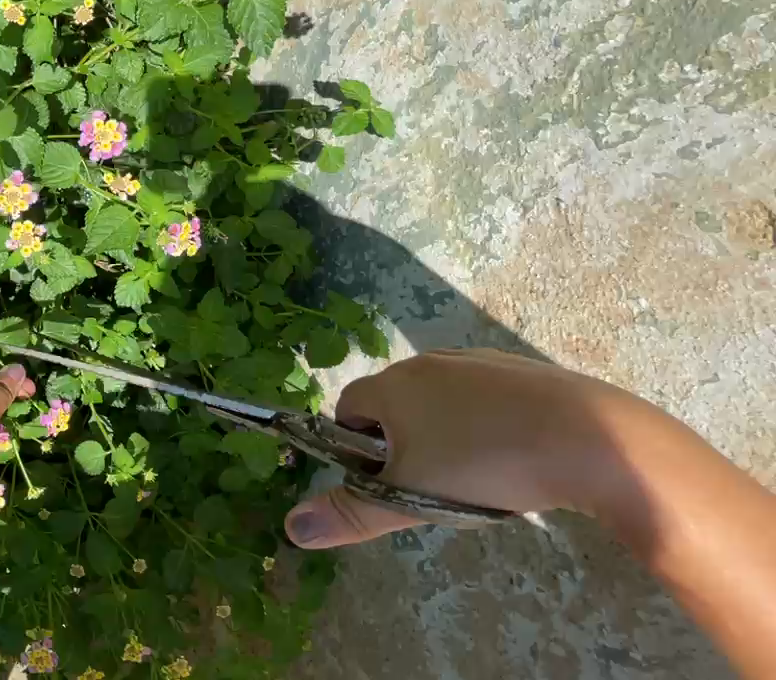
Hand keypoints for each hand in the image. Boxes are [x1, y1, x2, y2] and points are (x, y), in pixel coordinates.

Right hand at [285, 348, 657, 548]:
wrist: (601, 443)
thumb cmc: (488, 465)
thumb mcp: (414, 497)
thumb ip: (352, 513)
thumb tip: (291, 529)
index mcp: (391, 385)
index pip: (348, 408)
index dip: (357, 444)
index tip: (385, 476)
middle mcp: (425, 363)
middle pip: (394, 401)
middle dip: (403, 437)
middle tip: (434, 480)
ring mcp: (477, 362)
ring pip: (441, 397)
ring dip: (446, 427)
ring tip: (482, 470)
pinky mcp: (524, 369)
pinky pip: (488, 394)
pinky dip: (491, 418)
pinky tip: (521, 451)